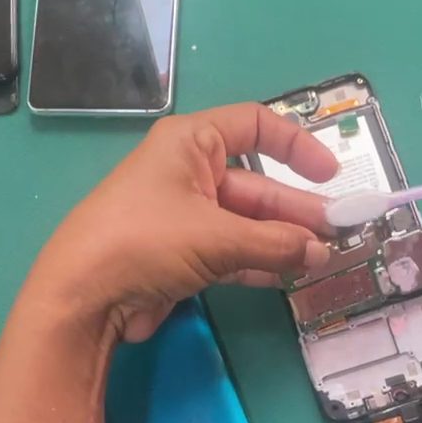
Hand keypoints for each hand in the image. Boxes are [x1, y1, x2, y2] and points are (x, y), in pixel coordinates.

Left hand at [22, 104, 336, 343]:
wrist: (84, 297)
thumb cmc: (144, 241)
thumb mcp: (214, 237)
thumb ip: (273, 244)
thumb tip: (319, 253)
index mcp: (190, 144)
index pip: (253, 126)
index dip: (295, 145)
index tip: (329, 174)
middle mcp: (189, 174)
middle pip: (256, 185)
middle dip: (295, 209)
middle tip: (336, 233)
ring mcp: (185, 218)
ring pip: (246, 224)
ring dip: (282, 241)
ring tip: (321, 258)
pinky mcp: (182, 257)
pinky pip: (232, 254)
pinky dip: (259, 264)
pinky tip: (289, 276)